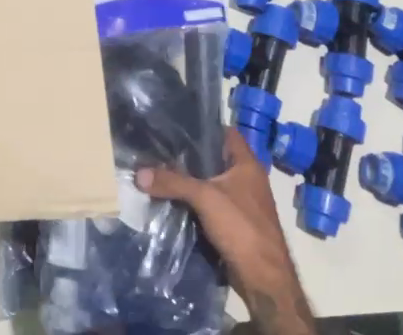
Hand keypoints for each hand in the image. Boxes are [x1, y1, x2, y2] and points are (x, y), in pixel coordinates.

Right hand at [138, 130, 314, 334]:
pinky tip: (169, 197)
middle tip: (159, 146)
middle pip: (214, 158)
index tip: (176, 123)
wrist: (264, 279)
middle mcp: (246, 179)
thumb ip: (173, 182)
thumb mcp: (205, 198)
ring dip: (189, 179)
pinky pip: (208, 203)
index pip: (226, 132)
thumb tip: (138, 173)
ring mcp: (240, 202)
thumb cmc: (242, 227)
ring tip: (158, 168)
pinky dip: (192, 200)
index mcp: (247, 165)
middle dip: (188, 154)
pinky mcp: (233, 222)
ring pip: (209, 182)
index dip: (203, 125)